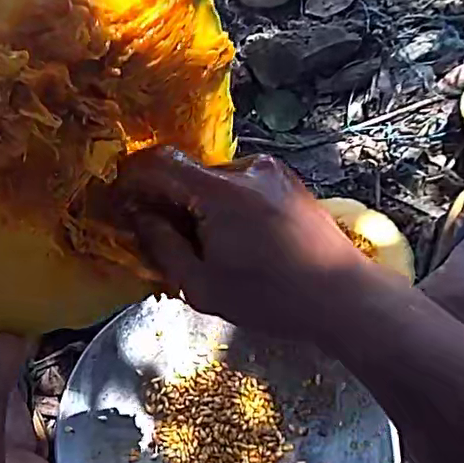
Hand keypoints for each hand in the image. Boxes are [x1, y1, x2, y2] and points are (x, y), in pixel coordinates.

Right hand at [116, 147, 380, 340]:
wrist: (342, 296)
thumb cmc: (272, 298)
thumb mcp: (202, 285)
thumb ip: (162, 246)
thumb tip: (140, 217)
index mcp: (221, 192)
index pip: (160, 164)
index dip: (132, 179)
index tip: (120, 199)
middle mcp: (246, 169)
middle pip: (187, 173)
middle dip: (166, 200)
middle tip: (160, 237)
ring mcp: (271, 172)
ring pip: (212, 180)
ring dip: (196, 204)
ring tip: (205, 247)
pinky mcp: (286, 181)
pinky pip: (238, 185)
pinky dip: (222, 205)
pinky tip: (233, 240)